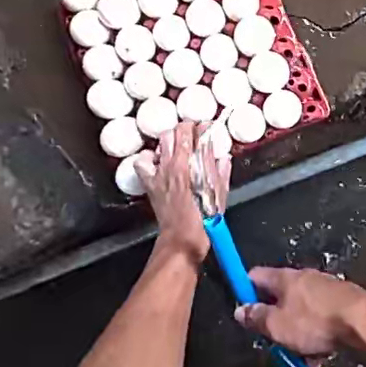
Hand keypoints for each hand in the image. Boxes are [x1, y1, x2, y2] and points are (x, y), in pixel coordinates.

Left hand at [136, 122, 227, 266]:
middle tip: (194, 134)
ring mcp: (159, 172)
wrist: (182, 239)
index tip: (208, 128)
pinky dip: (149, 157)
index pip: (195, 132)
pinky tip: (158, 161)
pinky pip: (143, 161)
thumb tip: (223, 157)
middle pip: (177, 131)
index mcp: (192, 165)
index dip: (203, 127)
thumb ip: (221, 171)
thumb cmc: (204, 220)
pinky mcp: (150, 182)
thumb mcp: (220, 193)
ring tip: (177, 146)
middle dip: (186, 129)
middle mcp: (173, 164)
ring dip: (170, 139)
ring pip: (161, 141)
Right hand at [235, 267, 365, 356]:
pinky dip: (319, 333)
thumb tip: (241, 310)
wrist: (364, 324)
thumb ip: (257, 318)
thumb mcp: (277, 326)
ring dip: (299, 331)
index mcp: (284, 277)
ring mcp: (326, 287)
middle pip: (280, 295)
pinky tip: (323, 352)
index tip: (244, 309)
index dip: (245, 290)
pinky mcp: (344, 301)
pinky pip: (322, 317)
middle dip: (276, 319)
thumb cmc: (316, 323)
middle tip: (276, 340)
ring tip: (305, 354)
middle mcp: (305, 276)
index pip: (255, 275)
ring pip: (303, 310)